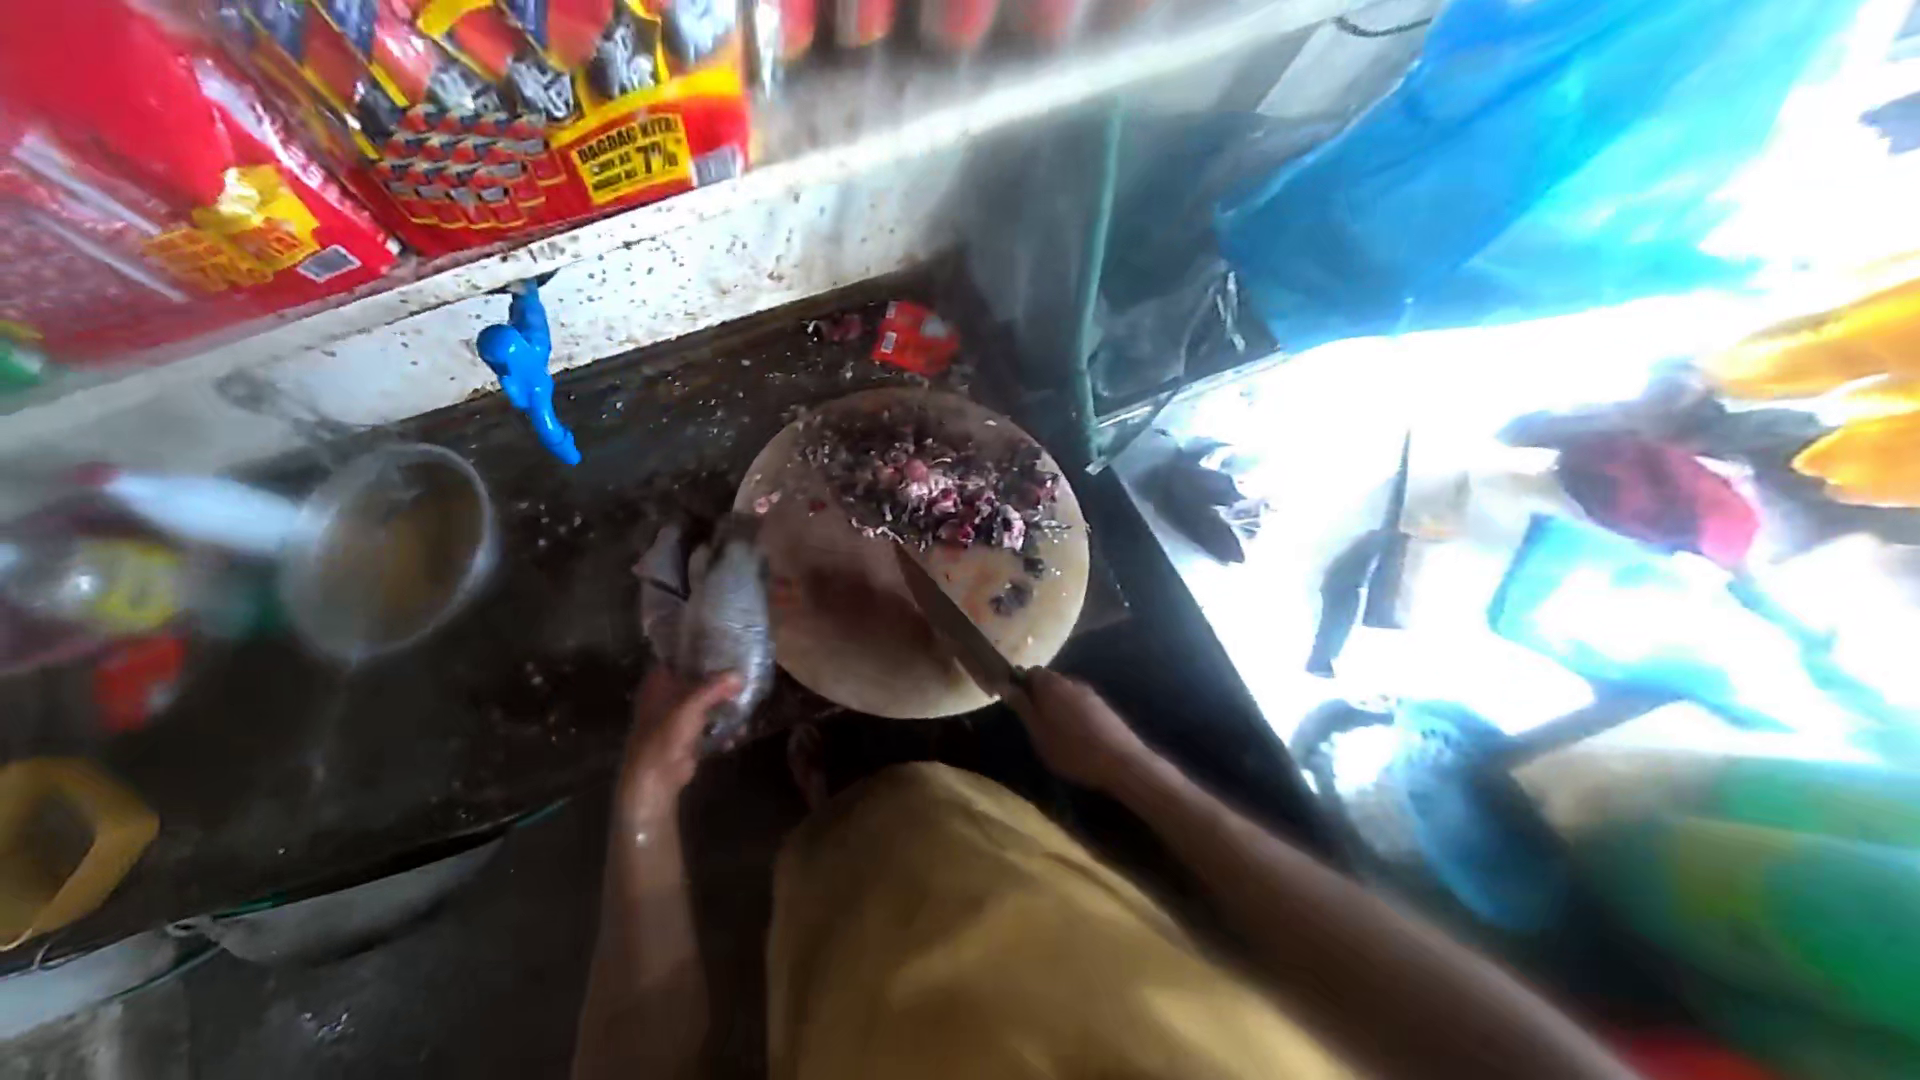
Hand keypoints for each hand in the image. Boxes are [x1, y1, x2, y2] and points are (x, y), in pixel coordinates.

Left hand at [617, 666, 741, 829]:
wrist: (656, 776)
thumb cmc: (665, 734)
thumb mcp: (691, 704)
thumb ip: (715, 687)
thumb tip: (740, 675)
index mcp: (658, 682)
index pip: (678, 657)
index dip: (699, 650)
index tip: (724, 643)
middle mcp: (665, 696)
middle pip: (695, 679)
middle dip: (718, 678)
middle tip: (744, 669)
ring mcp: (676, 717)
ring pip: (704, 702)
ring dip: (723, 702)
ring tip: (748, 697)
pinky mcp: (687, 735)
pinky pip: (709, 724)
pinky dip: (722, 726)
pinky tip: (740, 727)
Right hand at [1018, 670, 1157, 793]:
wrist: (1122, 762)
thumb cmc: (1072, 749)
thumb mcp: (1038, 732)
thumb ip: (1022, 707)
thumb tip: (1005, 685)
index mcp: (1050, 684)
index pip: (1029, 672)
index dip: (1020, 685)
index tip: (1015, 703)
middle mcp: (1070, 682)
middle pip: (1048, 680)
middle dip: (1038, 695)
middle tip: (1032, 720)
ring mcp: (1089, 693)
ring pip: (1064, 692)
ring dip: (1055, 704)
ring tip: (1052, 730)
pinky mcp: (1103, 706)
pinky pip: (1079, 702)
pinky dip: (1071, 712)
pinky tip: (1073, 733)